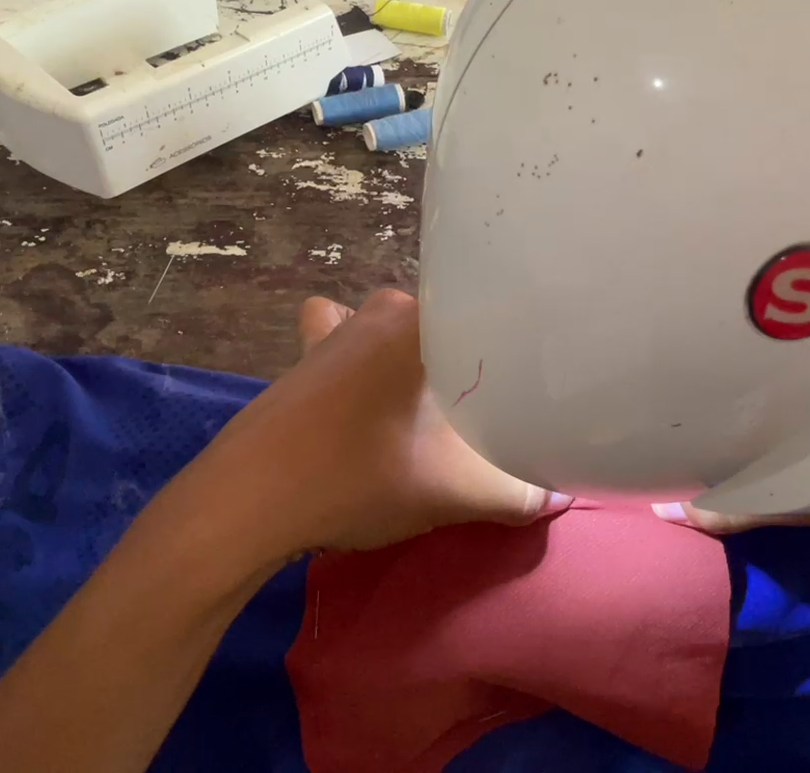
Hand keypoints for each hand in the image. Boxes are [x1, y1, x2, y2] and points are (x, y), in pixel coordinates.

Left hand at [170, 289, 570, 556]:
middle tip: (496, 403)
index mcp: (422, 323)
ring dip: (414, 358)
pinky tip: (366, 398)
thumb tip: (561, 498)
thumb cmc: (358, 475)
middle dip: (469, 357)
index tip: (538, 376)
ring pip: (394, 330)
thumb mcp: (453, 492)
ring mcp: (336, 330)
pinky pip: (346, 341)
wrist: (248, 499)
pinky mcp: (304, 357)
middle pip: (445, 323)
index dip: (517, 344)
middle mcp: (380, 310)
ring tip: (433, 404)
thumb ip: (517, 494)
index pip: (487, 311)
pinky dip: (361, 358)